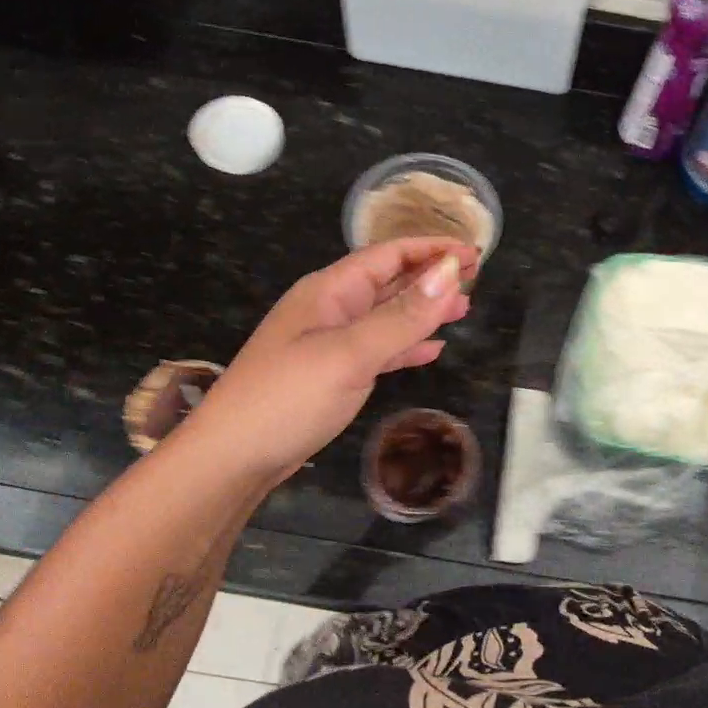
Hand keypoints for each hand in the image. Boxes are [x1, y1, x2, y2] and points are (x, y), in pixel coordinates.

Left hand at [168, 237, 477, 481]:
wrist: (232, 458)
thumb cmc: (286, 398)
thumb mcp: (350, 354)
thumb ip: (402, 316)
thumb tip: (451, 273)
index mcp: (330, 291)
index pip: (388, 254)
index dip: (432, 249)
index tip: (473, 253)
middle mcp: (331, 309)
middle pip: (388, 280)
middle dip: (431, 276)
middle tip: (476, 277)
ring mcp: (329, 343)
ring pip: (386, 315)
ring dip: (423, 310)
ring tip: (463, 311)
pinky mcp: (332, 374)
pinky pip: (378, 348)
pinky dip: (406, 346)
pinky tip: (432, 350)